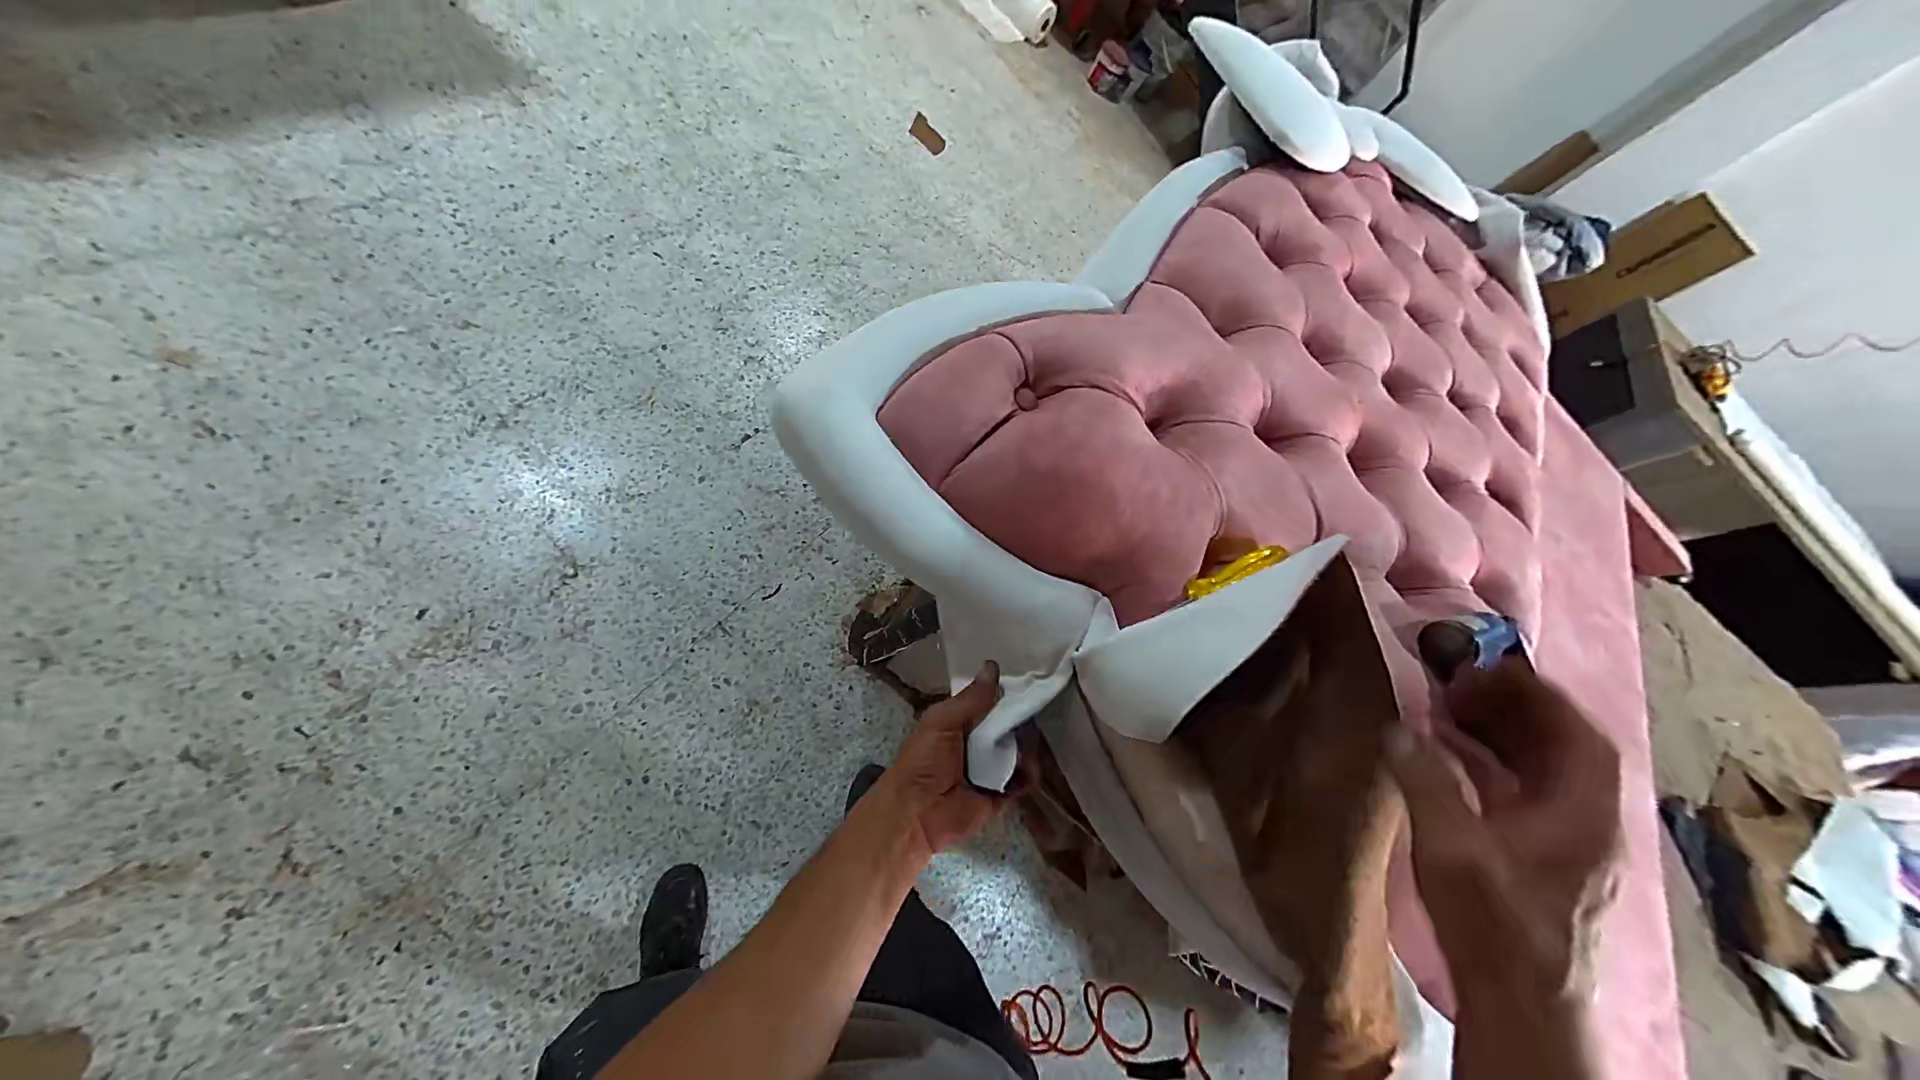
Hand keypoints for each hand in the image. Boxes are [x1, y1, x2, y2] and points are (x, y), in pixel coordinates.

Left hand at [874, 662, 1025, 857]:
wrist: (916, 814)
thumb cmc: (924, 761)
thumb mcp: (942, 722)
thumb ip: (970, 699)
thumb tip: (992, 665)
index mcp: (960, 724)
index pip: (989, 704)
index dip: (1005, 695)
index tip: (1028, 683)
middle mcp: (977, 744)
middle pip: (1009, 728)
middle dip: (1022, 721)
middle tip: (1034, 715)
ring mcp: (990, 770)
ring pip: (1020, 753)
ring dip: (1029, 749)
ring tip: (1028, 748)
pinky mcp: (1001, 796)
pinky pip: (1023, 782)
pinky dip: (1030, 776)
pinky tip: (1029, 771)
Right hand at [1387, 656, 1621, 1003]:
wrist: (1523, 1004)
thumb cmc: (1495, 924)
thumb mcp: (1453, 848)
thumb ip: (1425, 782)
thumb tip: (1395, 727)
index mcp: (1585, 815)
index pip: (1581, 737)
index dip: (1538, 696)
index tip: (1486, 671)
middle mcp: (1589, 823)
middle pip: (1562, 747)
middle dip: (1512, 707)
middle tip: (1455, 684)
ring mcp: (1569, 842)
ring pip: (1543, 768)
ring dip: (1500, 732)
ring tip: (1447, 710)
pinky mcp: (1545, 856)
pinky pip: (1524, 789)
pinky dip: (1491, 761)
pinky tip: (1450, 755)